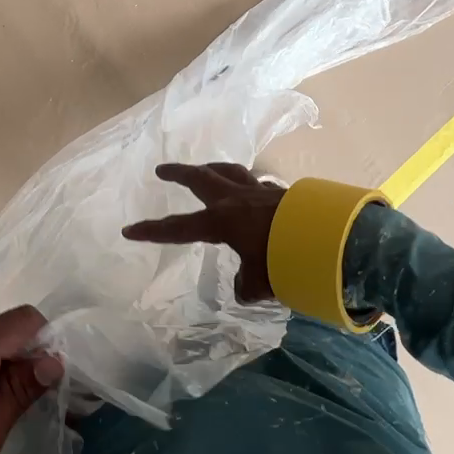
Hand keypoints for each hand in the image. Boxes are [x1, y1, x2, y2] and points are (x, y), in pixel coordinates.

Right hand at [121, 163, 285, 301]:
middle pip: (200, 179)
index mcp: (221, 221)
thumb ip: (247, 284)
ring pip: (229, 172)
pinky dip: (247, 184)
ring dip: (212, 169)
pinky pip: (257, 183)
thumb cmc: (285, 259)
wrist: (324, 238)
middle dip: (179, 173)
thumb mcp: (260, 282)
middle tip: (162, 169)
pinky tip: (252, 189)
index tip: (129, 229)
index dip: (153, 230)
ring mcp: (258, 192)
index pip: (178, 228)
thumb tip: (244, 286)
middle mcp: (235, 201)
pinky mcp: (280, 193)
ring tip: (204, 168)